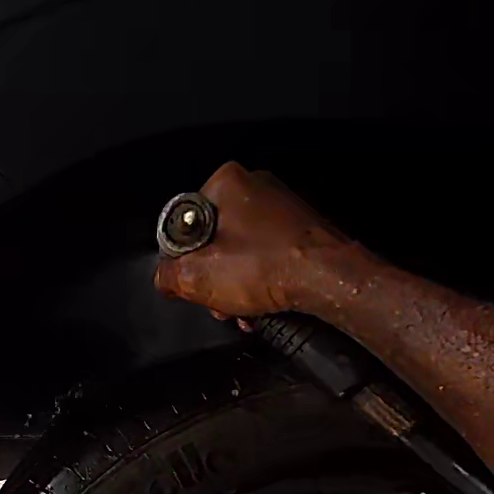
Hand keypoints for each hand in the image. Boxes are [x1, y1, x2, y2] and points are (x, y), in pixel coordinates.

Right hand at [153, 162, 354, 320]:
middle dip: (213, 278)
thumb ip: (170, 275)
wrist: (328, 277)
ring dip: (235, 286)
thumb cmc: (265, 266)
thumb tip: (165, 277)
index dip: (182, 260)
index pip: (183, 224)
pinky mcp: (298, 230)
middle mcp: (254, 185)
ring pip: (239, 252)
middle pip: (212, 239)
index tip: (192, 284)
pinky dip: (259, 281)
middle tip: (219, 303)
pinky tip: (262, 305)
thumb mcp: (199, 277)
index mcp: (226, 182)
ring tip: (243, 311)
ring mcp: (279, 207)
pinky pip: (265, 256)